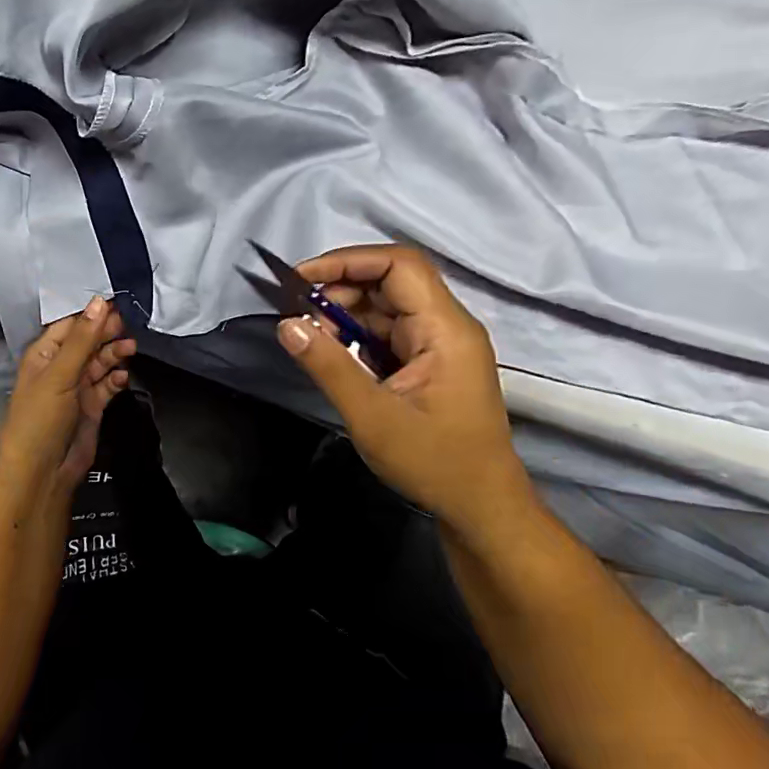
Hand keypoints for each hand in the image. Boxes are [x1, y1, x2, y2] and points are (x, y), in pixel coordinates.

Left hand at [0, 297, 135, 493]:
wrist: (43, 472)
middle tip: (128, 322)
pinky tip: (123, 377)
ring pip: (99, 362)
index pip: (69, 324)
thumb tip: (99, 302)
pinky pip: (107, 386)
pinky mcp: (91, 407)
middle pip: (87, 341)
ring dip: (114, 354)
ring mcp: (76, 388)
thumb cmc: (40, 419)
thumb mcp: (59, 375)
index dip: (90, 313)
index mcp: (43, 355)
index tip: (115, 300)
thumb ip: (82, 339)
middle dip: (106, 331)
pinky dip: (116, 380)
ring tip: (131, 348)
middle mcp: (60, 368)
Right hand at [276, 245, 536, 541]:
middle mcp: (446, 326)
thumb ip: (328, 366)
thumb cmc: (434, 463)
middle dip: (340, 287)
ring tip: (311, 335)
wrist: (481, 507)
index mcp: (445, 330)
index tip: (302, 278)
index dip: (348, 261)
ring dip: (344, 311)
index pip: (399, 266)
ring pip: (385, 304)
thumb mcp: (372, 416)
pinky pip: (386, 329)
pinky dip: (354, 332)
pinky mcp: (427, 360)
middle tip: (299, 312)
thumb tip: (287, 324)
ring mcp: (438, 343)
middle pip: (390, 279)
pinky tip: (332, 351)